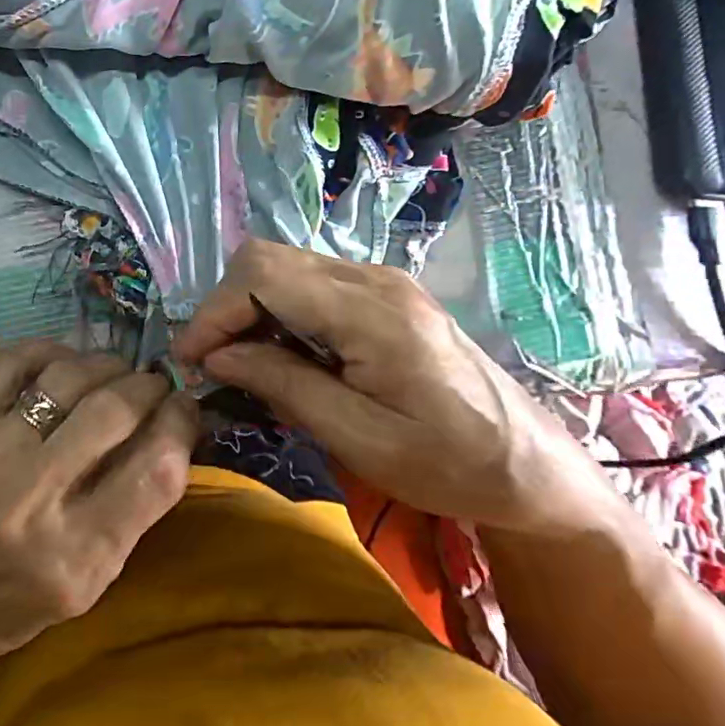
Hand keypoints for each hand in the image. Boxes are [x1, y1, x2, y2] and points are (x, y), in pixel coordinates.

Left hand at [0, 341, 199, 722]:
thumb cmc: (27, 593)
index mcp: (77, 554)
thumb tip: (175, 422)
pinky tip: (66, 362)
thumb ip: (138, 505)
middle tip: (153, 386)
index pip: (155, 471)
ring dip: (104, 365)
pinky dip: (50, 351)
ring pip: (65, 378)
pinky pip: (12, 361)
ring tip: (114, 373)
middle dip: (146, 387)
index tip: (185, 408)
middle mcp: (31, 500)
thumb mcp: (97, 575)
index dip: (181, 425)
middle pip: (111, 413)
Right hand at [171, 241, 616, 536]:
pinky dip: (275, 310)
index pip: (263, 277)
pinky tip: (282, 353)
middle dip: (226, 307)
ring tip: (243, 362)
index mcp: (373, 313)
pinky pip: (307, 282)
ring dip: (248, 308)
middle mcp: (373, 280)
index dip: (214, 312)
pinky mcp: (382, 293)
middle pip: (266, 259)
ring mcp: (380, 281)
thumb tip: (216, 355)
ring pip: (282, 265)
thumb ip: (284, 386)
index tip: (191, 360)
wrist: (533, 466)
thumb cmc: (452, 465)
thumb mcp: (361, 439)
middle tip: (214, 363)